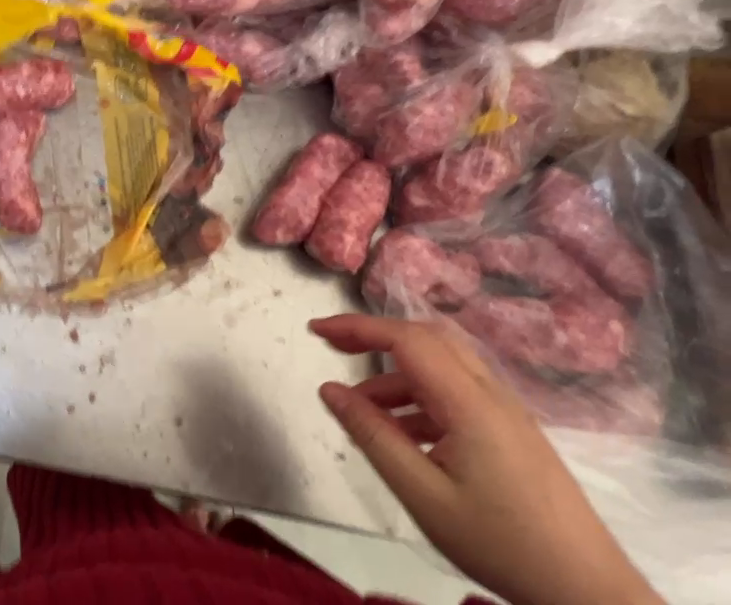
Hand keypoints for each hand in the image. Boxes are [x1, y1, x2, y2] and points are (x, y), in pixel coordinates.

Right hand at [311, 314, 660, 604]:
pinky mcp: (515, 435)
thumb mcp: (421, 493)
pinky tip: (403, 434)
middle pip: (431, 339)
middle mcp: (494, 399)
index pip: (408, 340)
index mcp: (472, 406)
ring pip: (445, 367)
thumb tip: (330, 390)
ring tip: (362, 409)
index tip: (315, 331)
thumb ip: (372, 435)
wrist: (588, 593)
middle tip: (332, 347)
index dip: (357, 326)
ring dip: (397, 373)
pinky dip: (419, 397)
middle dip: (376, 335)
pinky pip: (459, 394)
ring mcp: (510, 417)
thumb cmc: (501, 543)